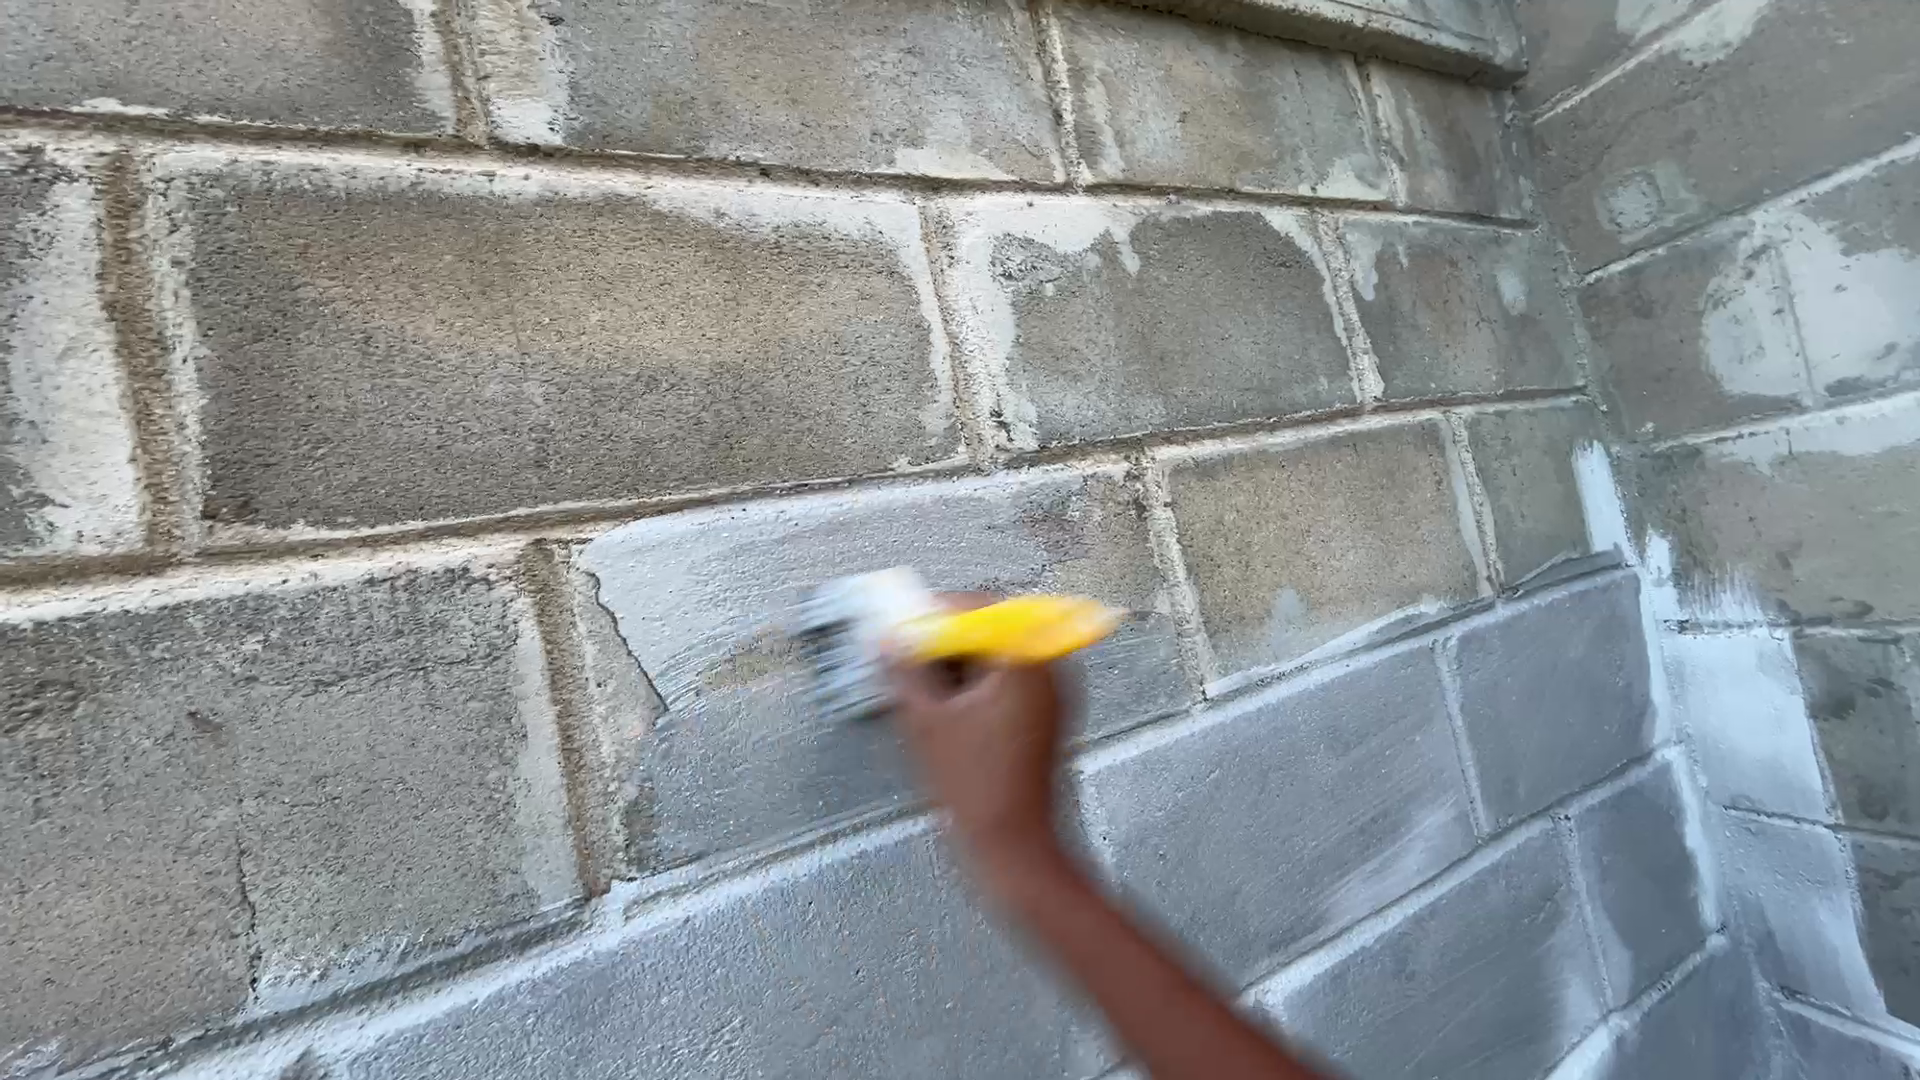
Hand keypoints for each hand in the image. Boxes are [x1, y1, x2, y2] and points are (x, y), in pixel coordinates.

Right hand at [885, 596, 1069, 877]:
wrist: (1015, 849)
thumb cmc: (980, 794)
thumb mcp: (925, 723)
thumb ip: (903, 672)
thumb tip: (887, 642)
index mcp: (1025, 662)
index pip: (979, 607)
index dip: (936, 612)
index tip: (907, 625)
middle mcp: (1047, 670)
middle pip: (991, 629)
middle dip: (947, 640)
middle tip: (911, 655)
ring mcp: (1052, 695)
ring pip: (997, 656)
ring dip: (959, 662)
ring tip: (925, 687)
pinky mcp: (1045, 717)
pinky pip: (1008, 680)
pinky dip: (976, 683)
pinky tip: (948, 708)